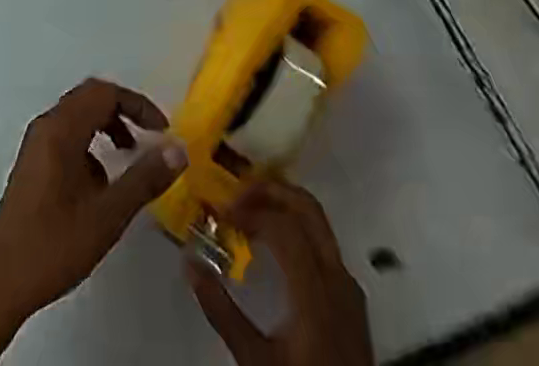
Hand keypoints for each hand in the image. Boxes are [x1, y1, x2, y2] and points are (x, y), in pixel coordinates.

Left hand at [0, 78, 187, 365]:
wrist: (3, 278)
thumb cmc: (55, 244)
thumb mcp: (108, 214)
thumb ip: (145, 178)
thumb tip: (178, 149)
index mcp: (60, 131)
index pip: (103, 93)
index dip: (137, 104)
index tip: (163, 131)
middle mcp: (45, 128)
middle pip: (88, 98)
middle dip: (124, 111)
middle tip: (152, 138)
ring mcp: (36, 144)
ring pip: (77, 116)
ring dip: (108, 127)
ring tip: (132, 158)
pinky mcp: (34, 162)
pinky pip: (67, 136)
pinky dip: (92, 144)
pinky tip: (104, 183)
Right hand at [185, 180, 373, 365]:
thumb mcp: (255, 360)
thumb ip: (221, 311)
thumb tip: (189, 263)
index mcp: (316, 292)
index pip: (284, 227)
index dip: (250, 210)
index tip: (220, 212)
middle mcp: (338, 278)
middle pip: (308, 209)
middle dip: (269, 190)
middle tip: (234, 193)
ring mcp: (348, 284)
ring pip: (318, 221)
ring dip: (281, 204)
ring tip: (246, 210)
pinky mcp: (349, 294)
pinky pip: (322, 241)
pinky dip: (293, 226)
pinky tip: (268, 242)